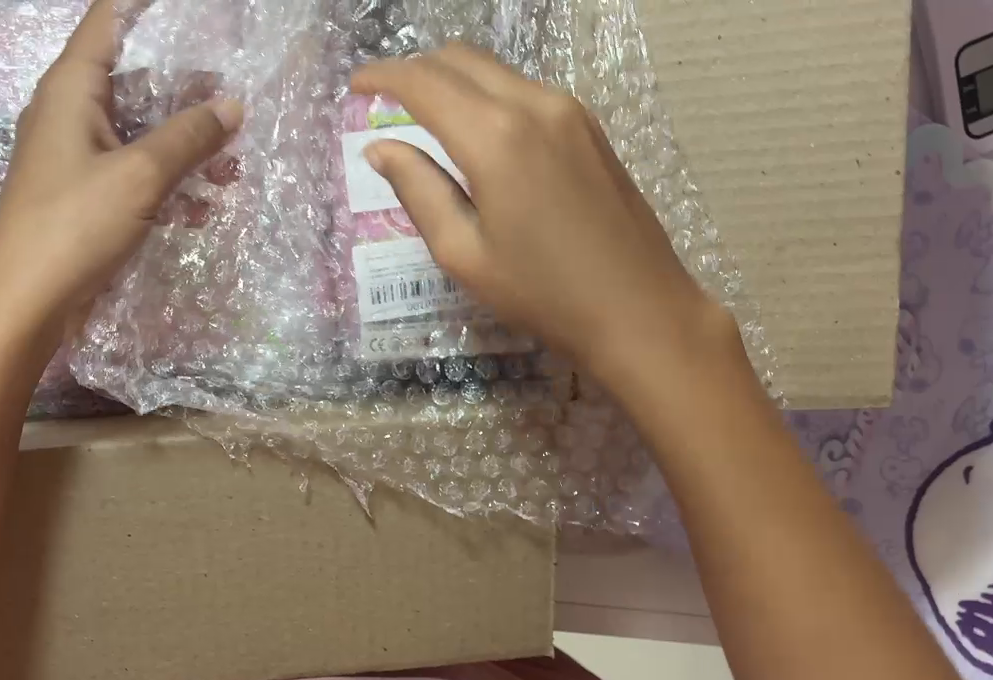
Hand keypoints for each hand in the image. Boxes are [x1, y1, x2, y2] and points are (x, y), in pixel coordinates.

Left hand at [0, 0, 242, 352]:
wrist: (25, 303)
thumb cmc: (74, 227)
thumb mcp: (139, 177)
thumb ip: (188, 137)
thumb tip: (232, 104)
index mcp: (71, 88)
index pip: (111, 19)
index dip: (151, 8)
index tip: (199, 16)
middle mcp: (68, 113)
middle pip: (133, 79)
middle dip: (184, 90)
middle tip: (232, 102)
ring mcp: (73, 158)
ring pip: (136, 133)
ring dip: (181, 146)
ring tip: (229, 165)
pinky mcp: (81, 198)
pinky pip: (129, 174)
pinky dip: (163, 183)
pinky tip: (199, 208)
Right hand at [351, 45, 732, 378]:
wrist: (636, 306)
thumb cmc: (540, 293)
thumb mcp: (464, 254)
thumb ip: (419, 192)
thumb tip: (381, 149)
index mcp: (496, 138)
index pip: (425, 84)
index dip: (383, 79)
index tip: (356, 88)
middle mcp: (534, 104)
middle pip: (461, 60)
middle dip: (416, 72)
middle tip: (386, 103)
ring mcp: (568, 110)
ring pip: (495, 72)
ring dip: (453, 84)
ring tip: (427, 122)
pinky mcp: (588, 126)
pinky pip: (524, 92)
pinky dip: (487, 99)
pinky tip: (477, 138)